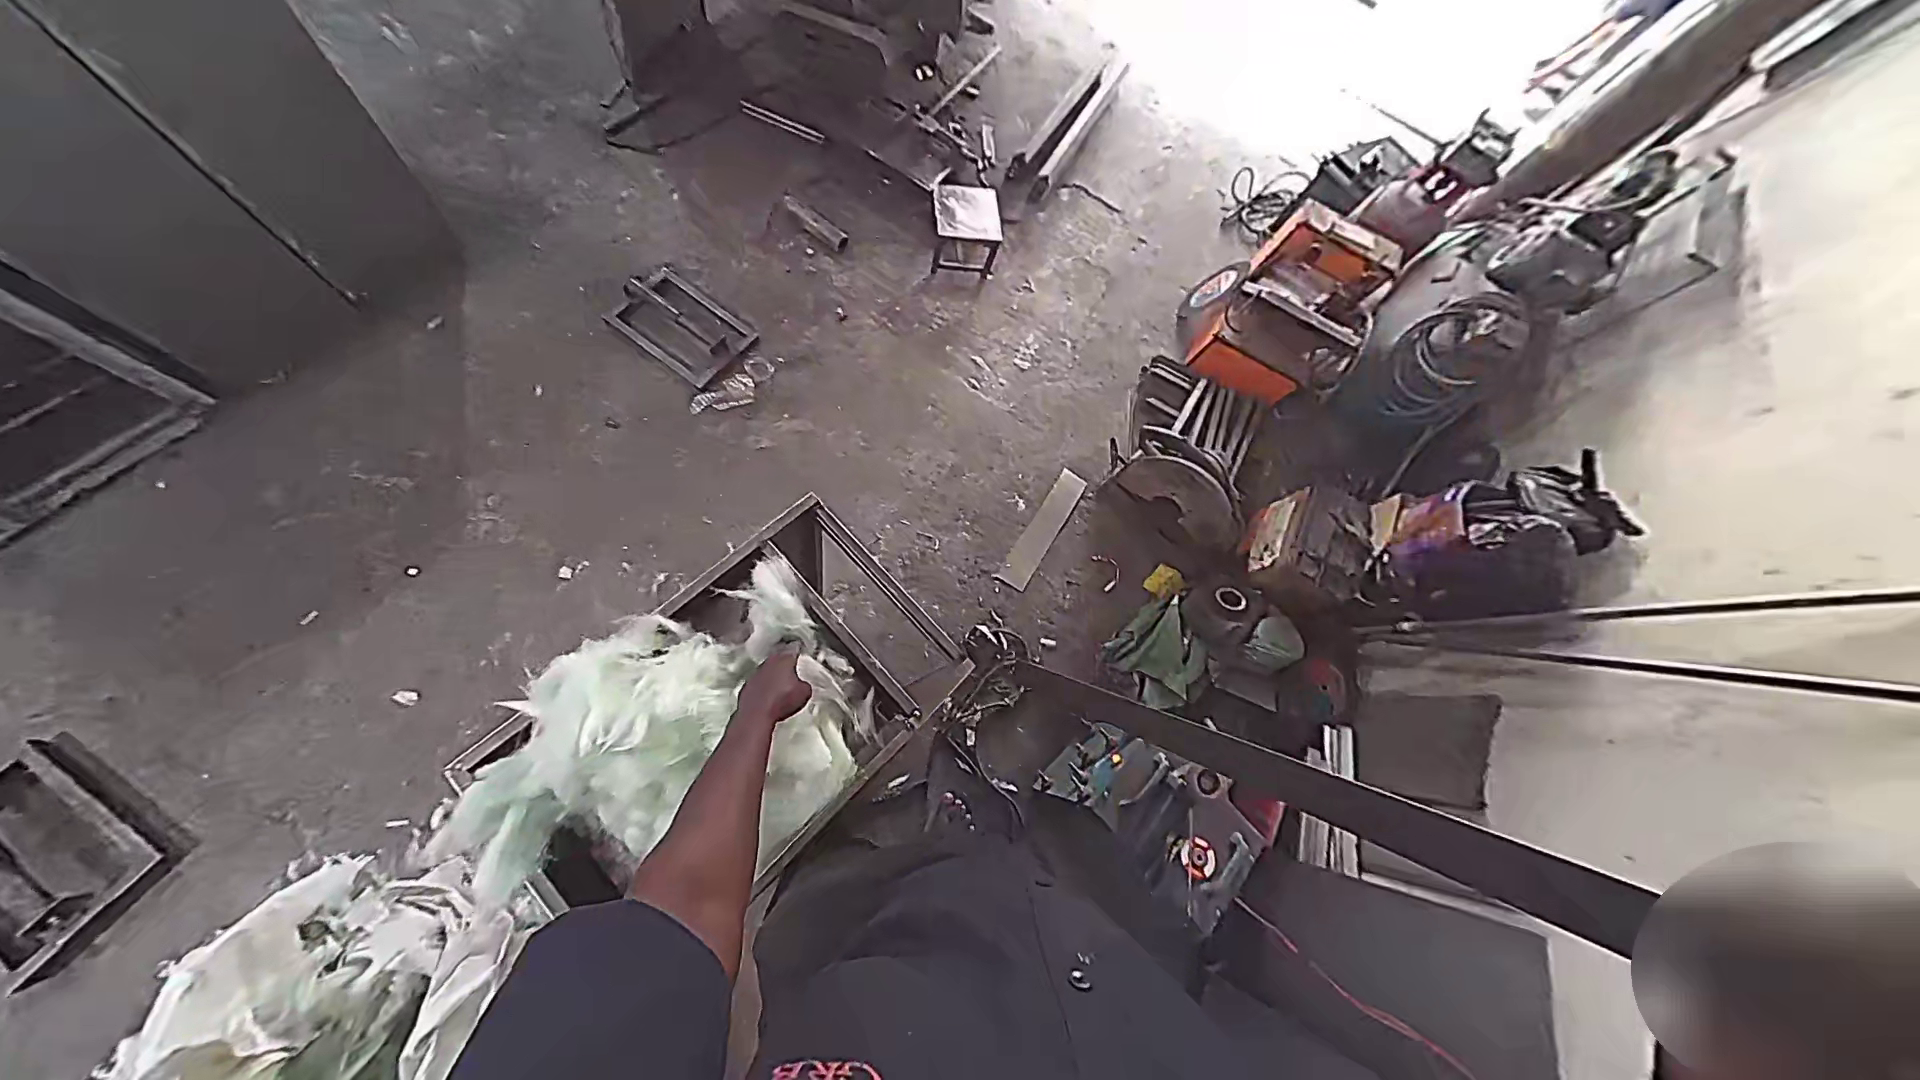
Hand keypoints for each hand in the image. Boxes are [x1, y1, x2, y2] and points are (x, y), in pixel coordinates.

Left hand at [735, 649, 811, 727]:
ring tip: (781, 692)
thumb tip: (803, 687)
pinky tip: (769, 700)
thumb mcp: (804, 693)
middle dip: (785, 669)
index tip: (800, 660)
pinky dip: (763, 690)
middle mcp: (769, 663)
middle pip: (779, 662)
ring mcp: (755, 675)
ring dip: (773, 679)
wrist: (757, 714)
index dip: (798, 657)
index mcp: (785, 659)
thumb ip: (804, 685)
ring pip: (767, 673)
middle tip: (793, 678)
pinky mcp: (747, 687)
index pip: (793, 652)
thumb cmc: (780, 700)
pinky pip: (758, 686)